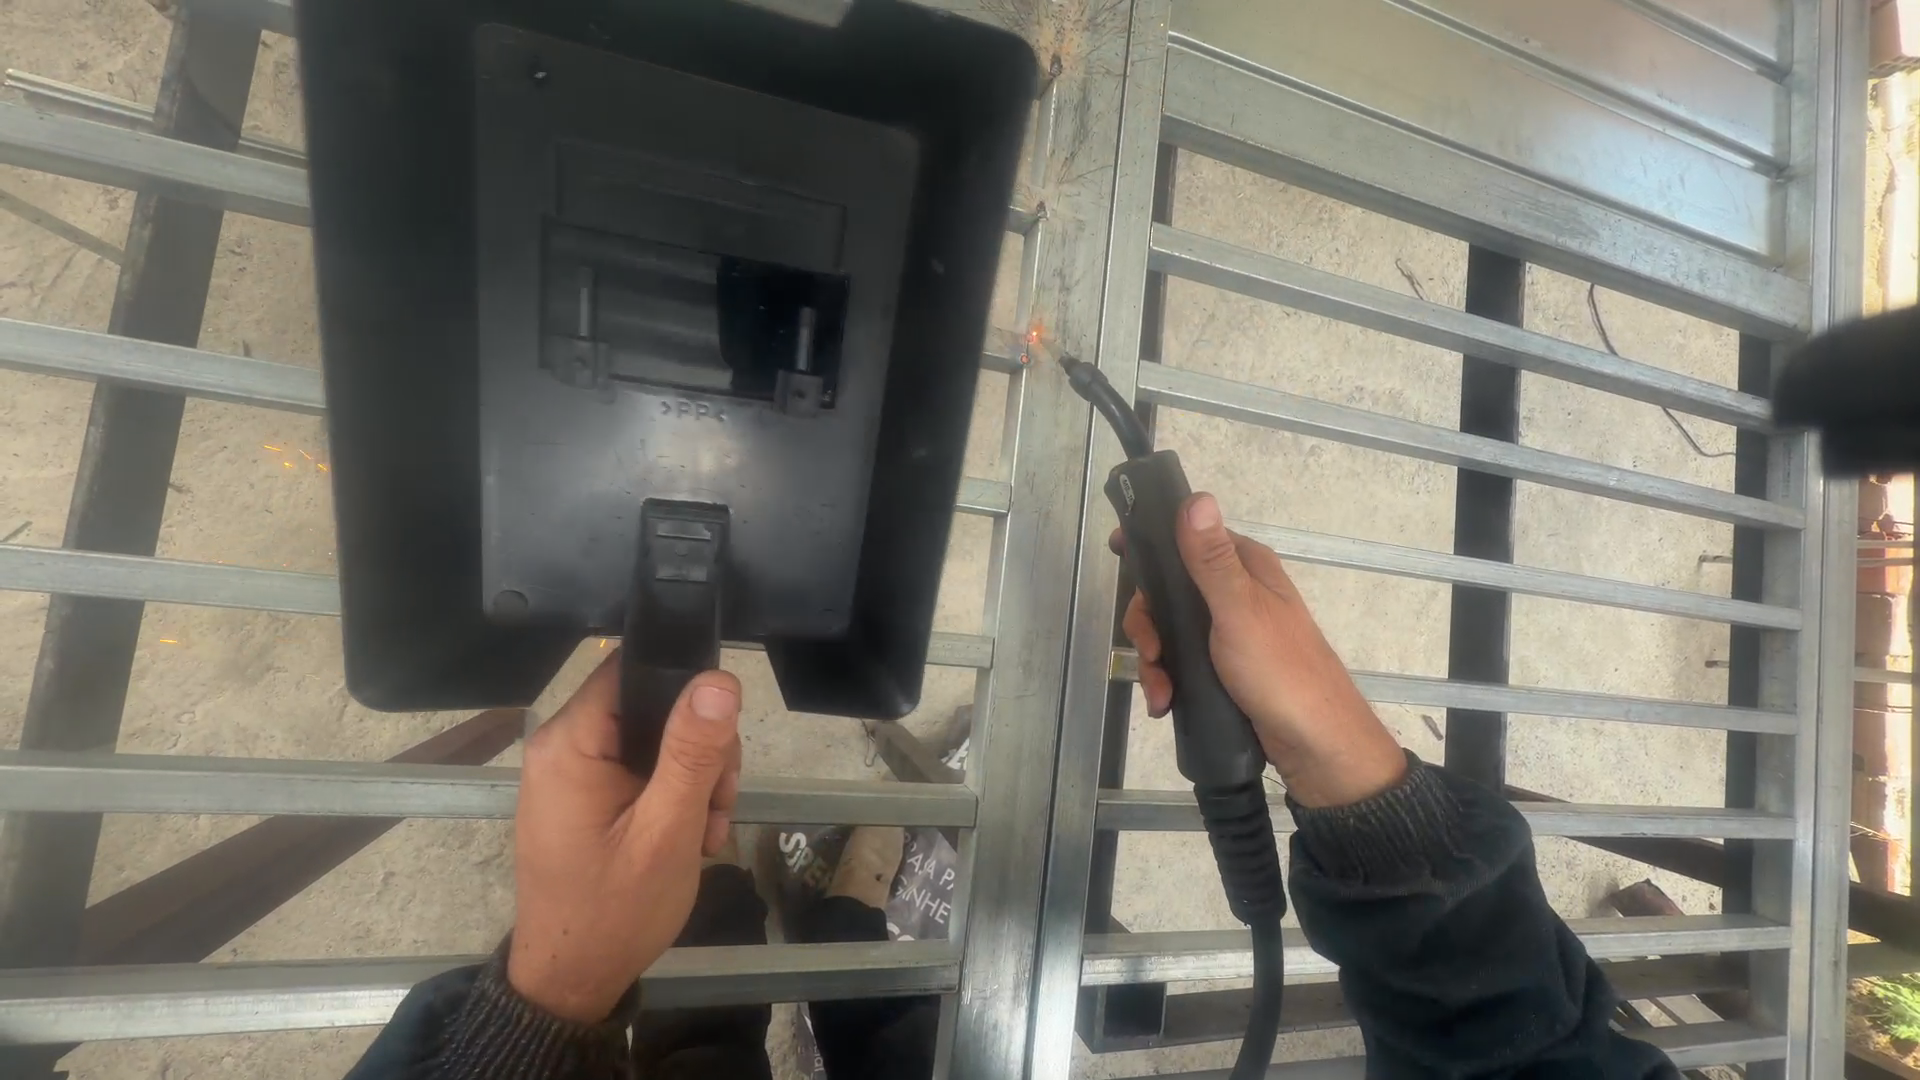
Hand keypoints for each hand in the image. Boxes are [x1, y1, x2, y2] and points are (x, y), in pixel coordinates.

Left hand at [507, 654, 742, 1022]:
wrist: (573, 983)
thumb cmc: (615, 910)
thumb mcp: (666, 831)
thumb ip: (693, 753)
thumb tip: (719, 680)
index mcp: (571, 742)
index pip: (635, 667)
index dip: (686, 683)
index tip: (720, 728)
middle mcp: (566, 744)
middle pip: (655, 702)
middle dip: (702, 745)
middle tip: (718, 799)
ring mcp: (577, 769)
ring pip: (660, 735)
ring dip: (698, 774)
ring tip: (706, 827)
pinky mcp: (590, 790)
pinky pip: (647, 765)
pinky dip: (678, 791)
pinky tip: (694, 831)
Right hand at [1116, 492, 1405, 807]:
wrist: (1315, 745)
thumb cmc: (1280, 671)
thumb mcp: (1239, 610)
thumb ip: (1211, 559)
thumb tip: (1196, 498)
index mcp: (1243, 566)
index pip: (1186, 538)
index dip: (1150, 545)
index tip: (1118, 554)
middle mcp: (1234, 591)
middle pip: (1167, 590)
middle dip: (1148, 624)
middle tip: (1149, 652)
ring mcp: (1227, 630)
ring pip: (1169, 628)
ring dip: (1155, 660)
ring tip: (1160, 692)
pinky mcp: (1221, 664)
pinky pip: (1180, 659)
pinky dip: (1166, 678)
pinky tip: (1165, 701)